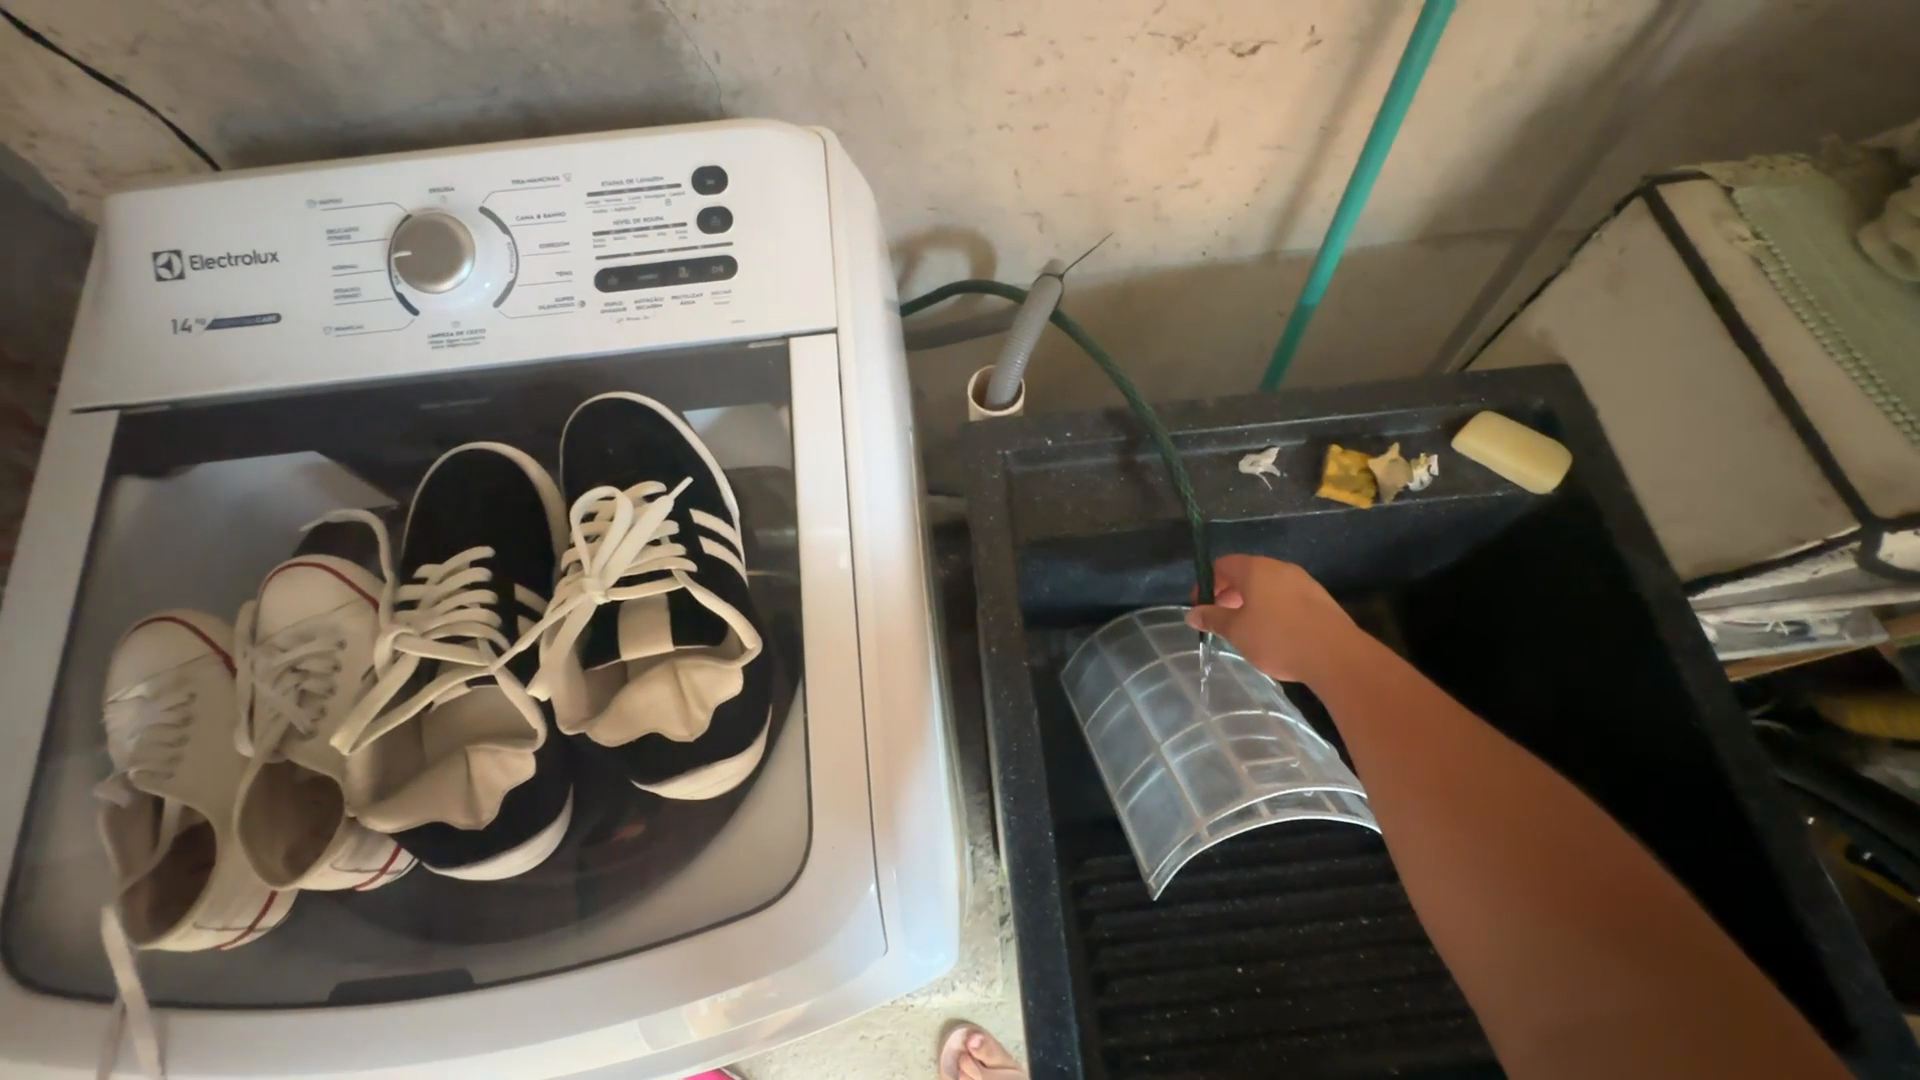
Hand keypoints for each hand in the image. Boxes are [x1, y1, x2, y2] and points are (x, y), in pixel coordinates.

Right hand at [1186, 555, 1363, 683]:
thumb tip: (1191, 614)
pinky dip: (1272, 608)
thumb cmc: (1277, 638)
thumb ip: (1213, 619)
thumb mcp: (1237, 631)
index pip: (1223, 564)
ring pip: (1267, 586)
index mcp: (1256, 569)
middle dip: (1228, 594)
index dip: (1207, 583)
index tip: (1201, 606)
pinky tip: (1272, 633)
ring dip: (1250, 602)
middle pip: (1246, 574)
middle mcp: (1280, 568)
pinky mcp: (1319, 599)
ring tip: (1245, 628)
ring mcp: (1303, 582)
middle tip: (1220, 618)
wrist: (1336, 655)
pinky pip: (1286, 597)